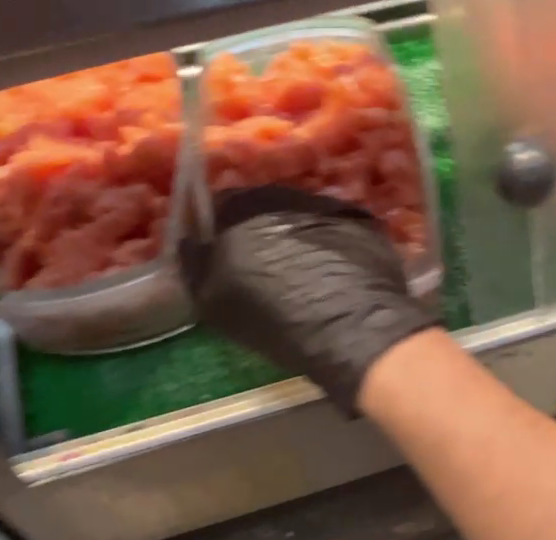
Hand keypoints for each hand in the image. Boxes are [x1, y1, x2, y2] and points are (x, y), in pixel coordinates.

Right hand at [185, 186, 438, 411]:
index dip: (220, 236)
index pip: (218, 208)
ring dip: (300, 241)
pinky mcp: (365, 225)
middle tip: (268, 272)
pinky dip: (336, 251)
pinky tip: (340, 280)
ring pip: (303, 219)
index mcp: (239, 206)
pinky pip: (340, 234)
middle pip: (264, 209)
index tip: (226, 262)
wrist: (354, 330)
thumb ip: (195, 265)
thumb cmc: (276, 320)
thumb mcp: (215, 303)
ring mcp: (328, 206)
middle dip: (262, 235)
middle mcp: (283, 193)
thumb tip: (190, 243)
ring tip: (307, 279)